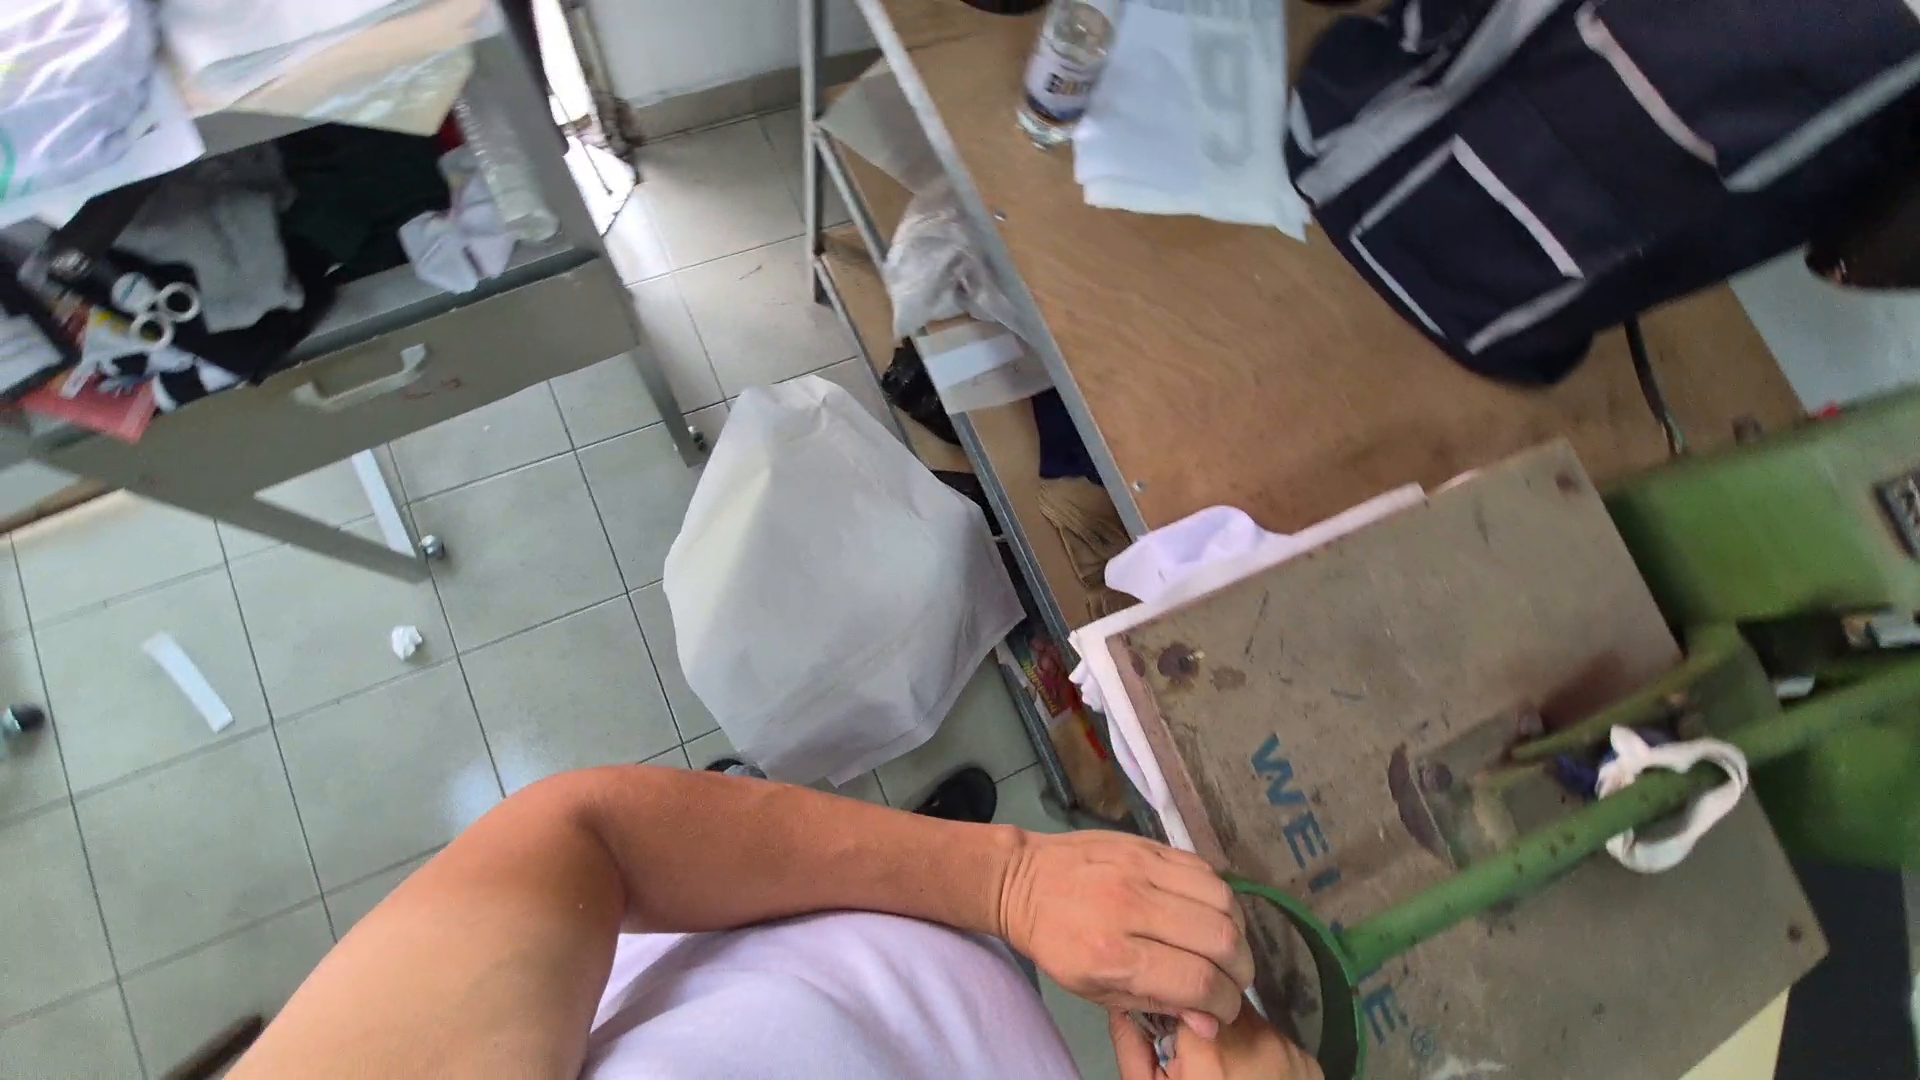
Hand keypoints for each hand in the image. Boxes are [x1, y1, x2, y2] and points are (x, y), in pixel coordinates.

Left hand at [994, 831, 1253, 1036]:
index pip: (1199, 980)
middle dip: (1239, 968)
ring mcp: (1139, 866)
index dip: (1225, 1003)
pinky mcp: (1143, 842)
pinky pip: (1201, 866)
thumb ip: (1156, 1004)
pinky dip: (1215, 894)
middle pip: (1221, 937)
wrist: (1021, 879)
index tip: (1222, 1007)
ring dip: (1234, 928)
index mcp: (1113, 953)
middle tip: (1229, 978)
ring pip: (1221, 897)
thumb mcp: (1094, 990)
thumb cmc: (1055, 942)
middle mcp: (1131, 905)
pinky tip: (1203, 910)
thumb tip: (1211, 1020)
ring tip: (1221, 944)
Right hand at [1110, 1005, 1324, 1079]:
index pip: (1183, 988)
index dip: (1175, 1001)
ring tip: (1228, 1073)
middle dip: (1205, 1016)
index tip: (1170, 1024)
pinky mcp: (1310, 1064)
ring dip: (1234, 1033)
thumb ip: (1132, 1044)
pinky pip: (1275, 1042)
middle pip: (1217, 999)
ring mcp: (1287, 1048)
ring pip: (1248, 1017)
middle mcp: (1252, 1034)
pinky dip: (1263, 1055)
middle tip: (1199, 1055)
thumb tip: (1124, 1003)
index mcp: (1208, 1044)